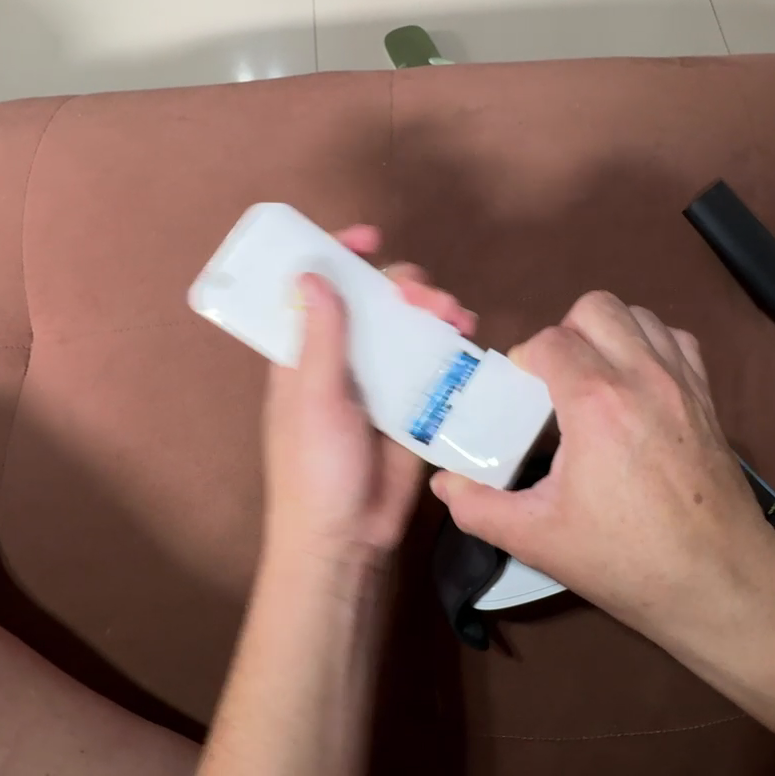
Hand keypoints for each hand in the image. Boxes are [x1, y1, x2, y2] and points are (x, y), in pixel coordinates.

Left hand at [261, 225, 475, 568]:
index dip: (338, 254)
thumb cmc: (315, 469)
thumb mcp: (312, 400)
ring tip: (455, 315)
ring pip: (410, 322)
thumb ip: (318, 339)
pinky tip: (467, 336)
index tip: (369, 237)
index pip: (319, 287)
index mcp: (307, 351)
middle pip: (376, 298)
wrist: (349, 539)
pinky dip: (451, 341)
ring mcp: (382, 376)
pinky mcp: (414, 400)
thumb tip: (311, 273)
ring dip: (434, 307)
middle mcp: (345, 355)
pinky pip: (434, 358)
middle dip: (404, 284)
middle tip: (425, 298)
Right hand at [429, 291, 774, 636]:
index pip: (549, 341)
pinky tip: (637, 383)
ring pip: (637, 314)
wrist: (721, 585)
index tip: (522, 398)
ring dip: (607, 333)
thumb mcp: (538, 539)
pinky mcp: (707, 396)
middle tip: (556, 381)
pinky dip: (650, 345)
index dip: (526, 361)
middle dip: (565, 334)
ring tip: (594, 377)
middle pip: (594, 308)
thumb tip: (443, 484)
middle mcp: (642, 375)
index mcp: (596, 402)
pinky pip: (675, 338)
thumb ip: (480, 507)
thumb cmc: (626, 560)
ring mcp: (681, 381)